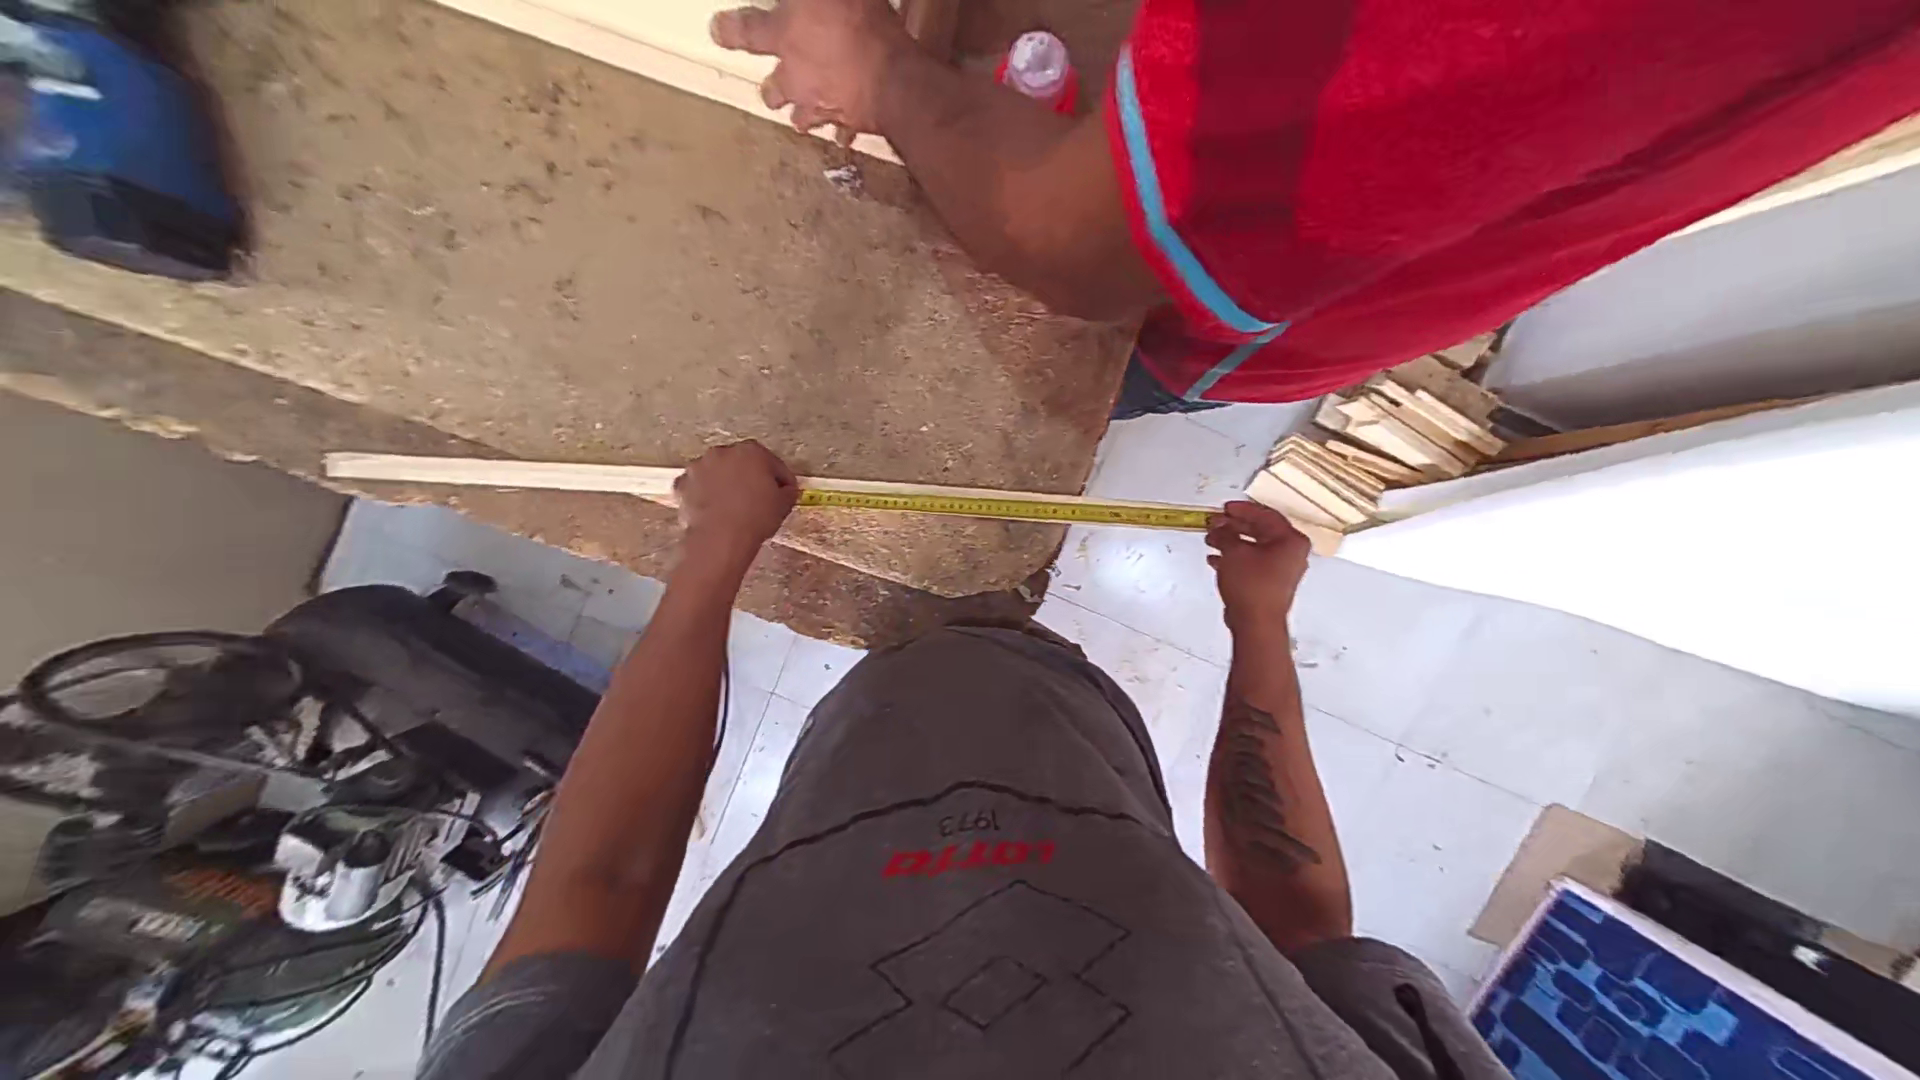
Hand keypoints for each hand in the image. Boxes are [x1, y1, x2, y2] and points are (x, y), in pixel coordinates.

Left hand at [674, 441, 798, 564]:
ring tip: (734, 506)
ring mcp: (698, 467)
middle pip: (741, 462)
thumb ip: (788, 491)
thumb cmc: (756, 517)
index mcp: (751, 451)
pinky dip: (704, 495)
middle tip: (759, 498)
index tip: (785, 491)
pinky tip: (713, 510)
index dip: (781, 478)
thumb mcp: (784, 504)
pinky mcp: (681, 485)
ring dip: (724, 484)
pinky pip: (697, 487)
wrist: (720, 539)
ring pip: (716, 472)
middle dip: (749, 477)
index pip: (772, 462)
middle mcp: (722, 452)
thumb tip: (787, 490)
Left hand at [710, 0, 914, 137]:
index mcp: (786, 37)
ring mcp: (822, 108)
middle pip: (774, 91)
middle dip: (772, 91)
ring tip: (803, 117)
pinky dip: (841, 131)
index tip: (718, 32)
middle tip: (771, 91)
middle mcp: (797, 79)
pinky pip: (842, 132)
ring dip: (802, 116)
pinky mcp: (849, 125)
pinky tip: (844, 132)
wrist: (891, 79)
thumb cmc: (858, 23)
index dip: (731, 30)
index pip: (748, 31)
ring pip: (803, 119)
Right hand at [1206, 501, 1311, 632]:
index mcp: (1290, 541)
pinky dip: (1234, 557)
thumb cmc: (1251, 585)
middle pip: (1260, 530)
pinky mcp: (1269, 582)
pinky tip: (1216, 558)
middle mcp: (1291, 553)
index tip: (1225, 507)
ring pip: (1254, 546)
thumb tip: (1218, 526)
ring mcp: (1281, 569)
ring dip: (1231, 541)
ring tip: (1211, 539)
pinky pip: (1251, 562)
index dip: (1242, 509)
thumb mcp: (1233, 551)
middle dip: (1234, 526)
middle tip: (1215, 522)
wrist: (1255, 621)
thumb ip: (1225, 533)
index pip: (1266, 516)